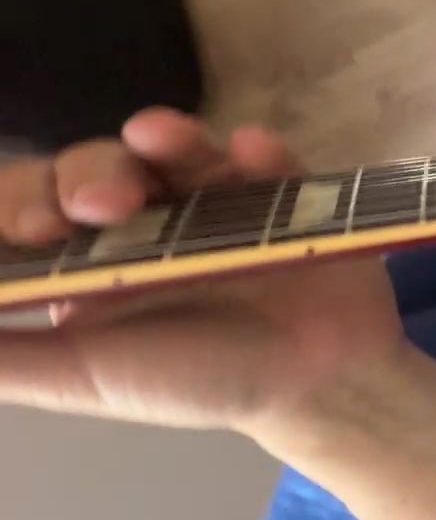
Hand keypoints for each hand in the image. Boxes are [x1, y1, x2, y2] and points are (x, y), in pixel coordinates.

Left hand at [0, 108, 403, 433]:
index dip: (24, 199)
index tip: (41, 227)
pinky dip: (261, 149)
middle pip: (103, 168)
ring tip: (159, 135)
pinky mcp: (293, 203)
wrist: (323, 384)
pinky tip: (250, 147)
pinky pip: (275, 163)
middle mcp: (155, 227)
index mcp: (94, 263)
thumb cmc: (203, 383)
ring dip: (167, 138)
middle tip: (109, 207)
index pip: (33, 205)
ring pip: (182, 154)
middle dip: (91, 171)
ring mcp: (228, 210)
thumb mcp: (74, 377)